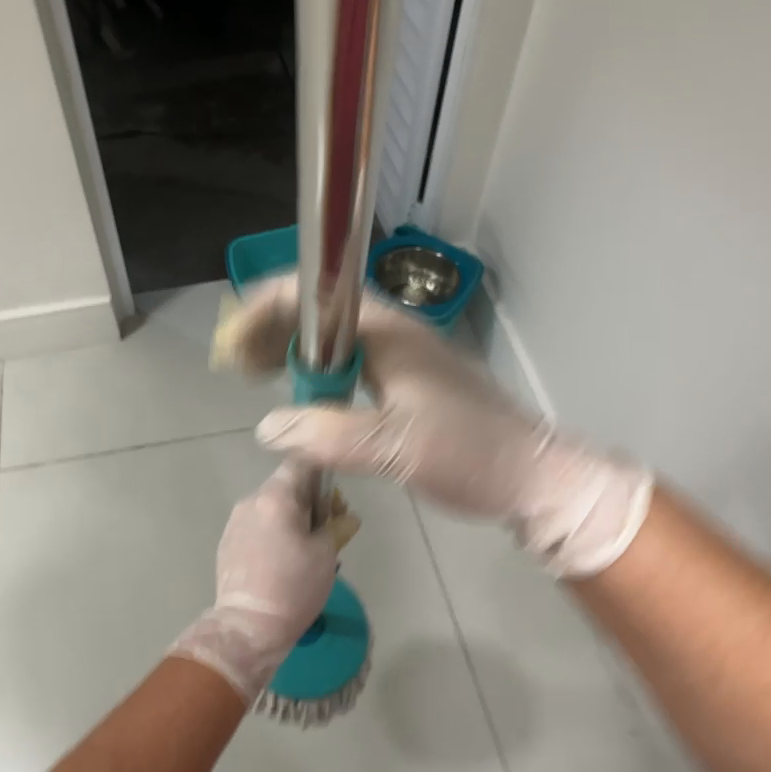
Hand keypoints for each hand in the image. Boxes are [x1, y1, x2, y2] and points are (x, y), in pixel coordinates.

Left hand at [168, 462, 340, 697]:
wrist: (249, 626)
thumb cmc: (294, 587)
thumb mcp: (326, 555)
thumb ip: (337, 526)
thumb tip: (347, 517)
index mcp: (275, 498)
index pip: (299, 464)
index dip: (320, 472)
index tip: (333, 495)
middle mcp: (250, 501)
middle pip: (285, 487)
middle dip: (308, 502)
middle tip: (327, 529)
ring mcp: (235, 522)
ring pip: (270, 508)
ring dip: (290, 519)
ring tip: (305, 550)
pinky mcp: (227, 542)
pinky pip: (256, 526)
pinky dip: (272, 533)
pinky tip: (281, 561)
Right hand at [222, 273, 653, 578]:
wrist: (534, 478)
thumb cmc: (470, 456)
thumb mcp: (394, 450)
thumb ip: (327, 436)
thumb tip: (267, 428)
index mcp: (388, 334)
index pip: (315, 293)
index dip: (266, 308)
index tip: (235, 345)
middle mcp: (393, 333)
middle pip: (318, 309)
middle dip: (271, 327)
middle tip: (238, 366)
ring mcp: (403, 355)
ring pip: (332, 335)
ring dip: (290, 347)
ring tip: (256, 375)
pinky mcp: (409, 381)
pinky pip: (349, 358)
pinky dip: (315, 368)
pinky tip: (304, 394)